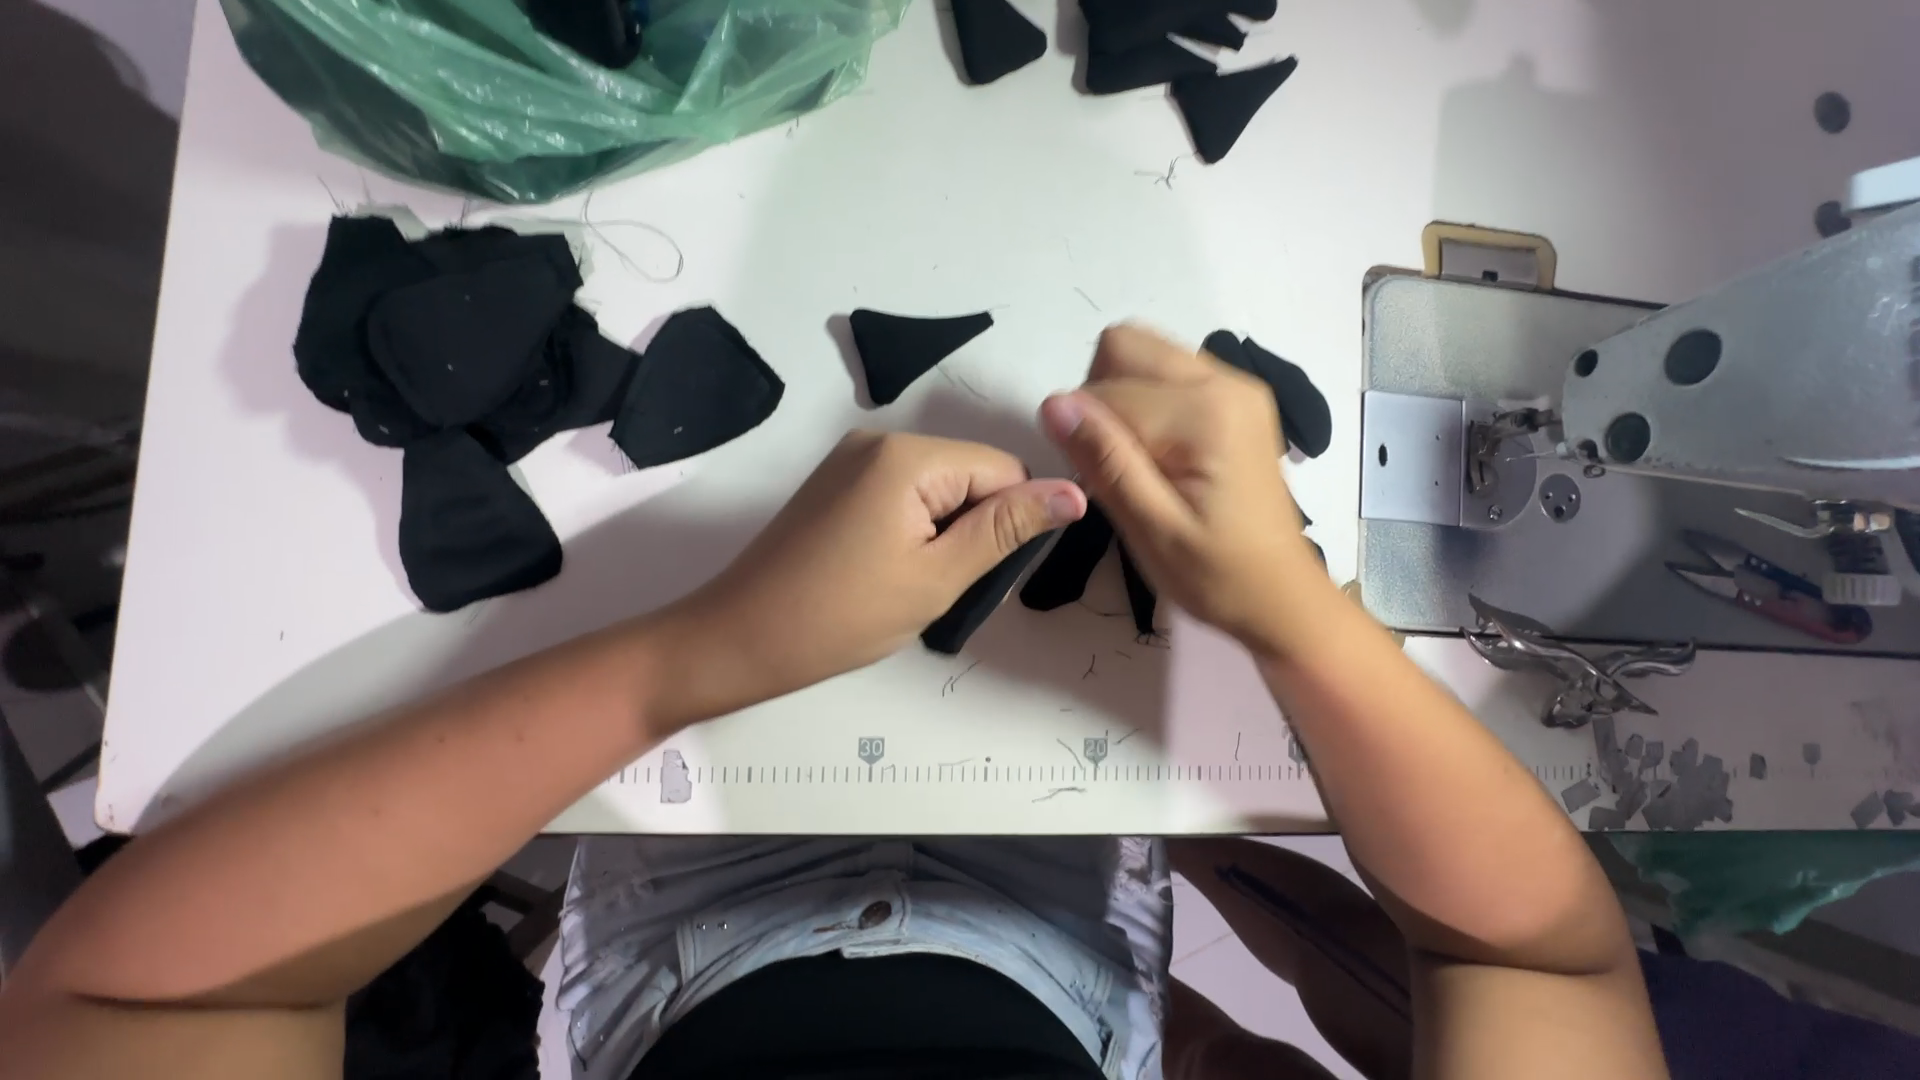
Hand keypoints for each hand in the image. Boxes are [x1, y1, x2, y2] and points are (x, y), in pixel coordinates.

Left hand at [658, 431, 1084, 722]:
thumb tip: (1075, 492)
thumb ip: (1008, 529)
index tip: (979, 574)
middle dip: (974, 528)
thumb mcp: (938, 577)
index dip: (1009, 522)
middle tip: (940, 586)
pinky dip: (913, 529)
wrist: (741, 638)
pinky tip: (887, 569)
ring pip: (938, 488)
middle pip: (970, 474)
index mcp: (908, 456)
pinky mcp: (835, 483)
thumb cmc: (844, 616)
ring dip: (944, 533)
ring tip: (911, 582)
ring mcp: (851, 460)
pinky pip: (902, 493)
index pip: (1003, 469)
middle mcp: (879, 440)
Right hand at [1039, 324, 1329, 656]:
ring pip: (1143, 354)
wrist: (1279, 596)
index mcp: (1206, 412)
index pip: (1107, 390)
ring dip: (1121, 400)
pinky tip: (1156, 456)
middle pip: (1125, 345)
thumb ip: (1104, 460)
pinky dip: (1145, 404)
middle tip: (1115, 464)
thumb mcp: (1150, 527)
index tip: (1100, 482)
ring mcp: (1234, 386)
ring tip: (1136, 462)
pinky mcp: (1233, 399)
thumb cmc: (1215, 574)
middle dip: (1099, 399)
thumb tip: (1053, 404)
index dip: (1085, 434)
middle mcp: (1224, 380)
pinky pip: (1166, 375)